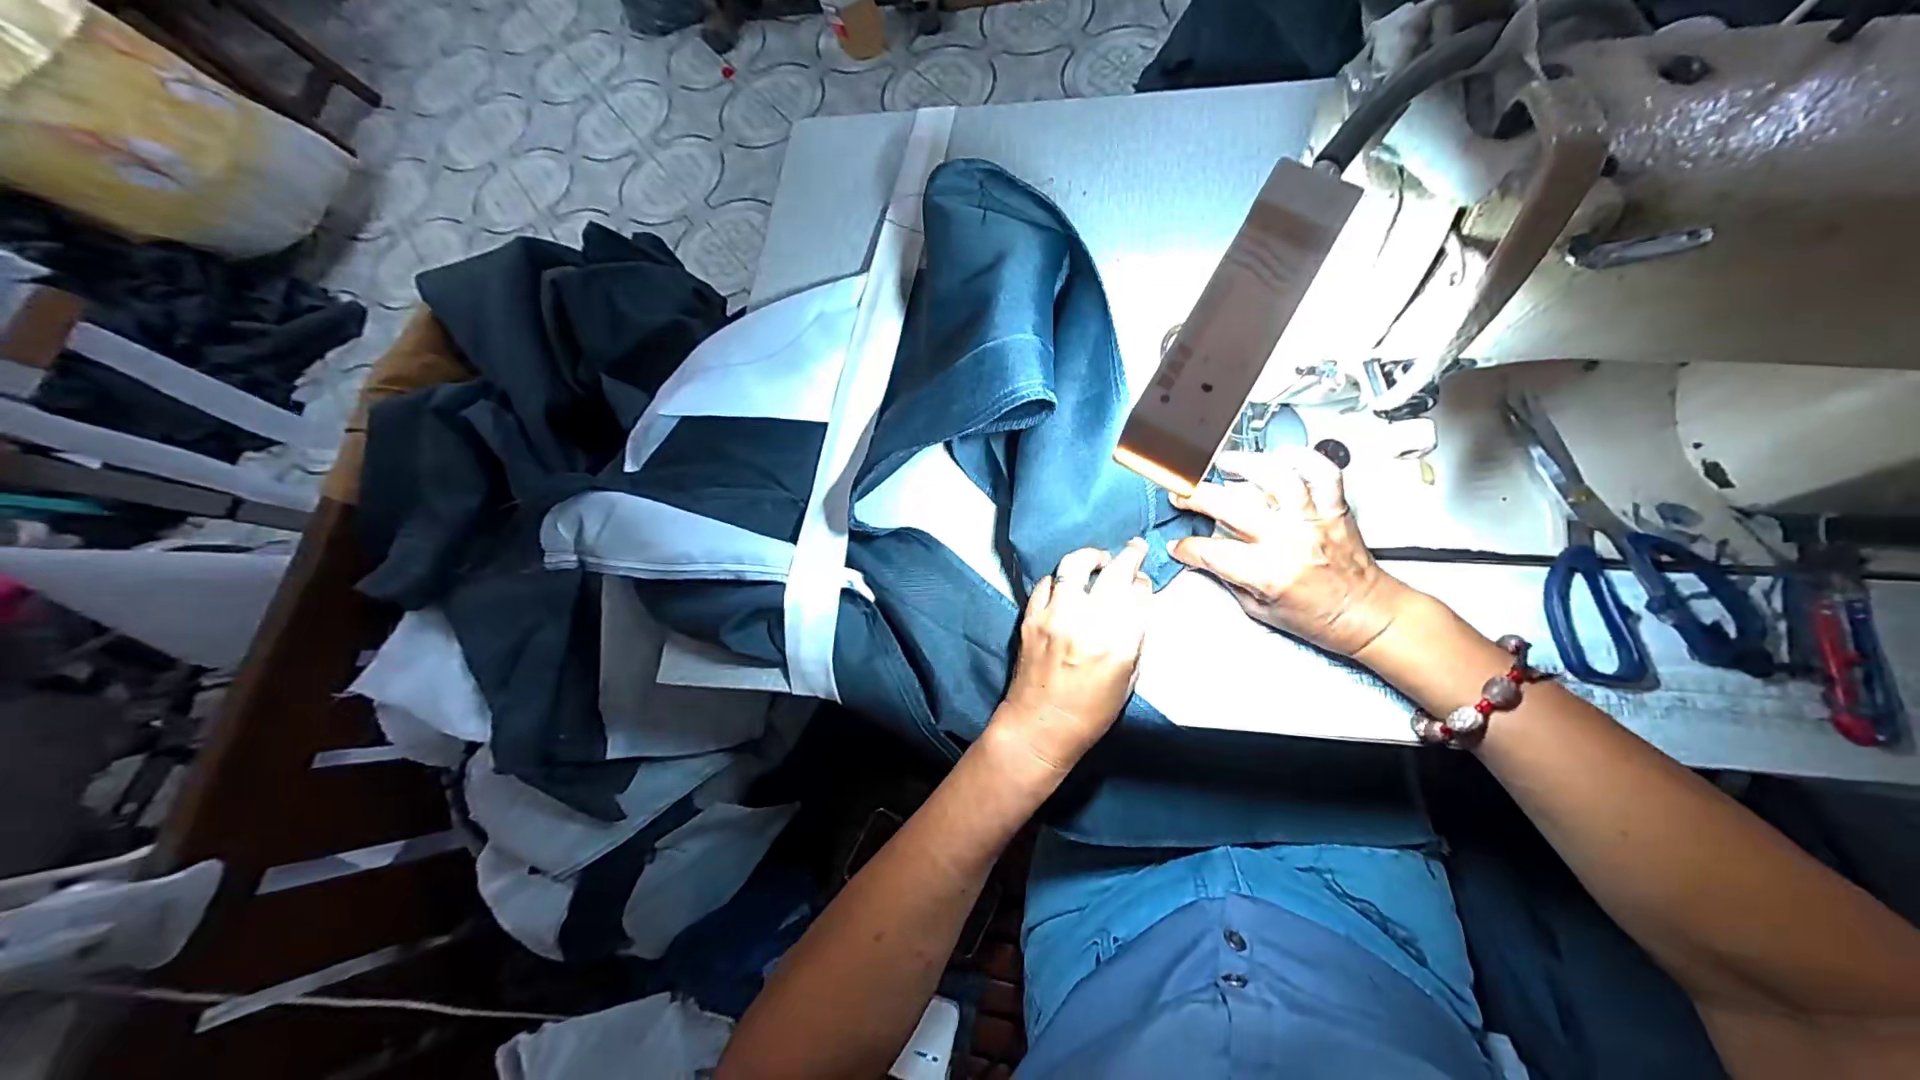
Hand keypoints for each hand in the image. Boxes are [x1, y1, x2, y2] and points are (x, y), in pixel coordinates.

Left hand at [990, 539, 1153, 775]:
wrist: (1039, 726)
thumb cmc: (1089, 713)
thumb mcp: (1128, 680)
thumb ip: (1134, 639)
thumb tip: (1136, 605)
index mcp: (1118, 644)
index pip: (1138, 594)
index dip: (1144, 582)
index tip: (1143, 579)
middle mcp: (1086, 623)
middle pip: (1114, 572)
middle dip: (1129, 555)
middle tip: (1134, 549)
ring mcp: (1055, 617)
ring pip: (1074, 565)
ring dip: (1091, 557)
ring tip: (1098, 560)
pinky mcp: (1031, 617)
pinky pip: (1047, 582)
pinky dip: (1060, 579)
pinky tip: (1067, 586)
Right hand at [1169, 447, 1413, 656]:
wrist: (1366, 615)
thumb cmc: (1320, 617)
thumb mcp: (1259, 610)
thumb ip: (1229, 579)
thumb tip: (1204, 558)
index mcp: (1268, 573)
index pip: (1211, 552)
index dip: (1187, 548)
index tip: (1180, 547)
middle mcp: (1289, 541)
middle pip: (1230, 506)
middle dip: (1195, 498)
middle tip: (1184, 496)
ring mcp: (1312, 521)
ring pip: (1275, 477)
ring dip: (1244, 465)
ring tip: (1226, 464)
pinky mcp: (1332, 510)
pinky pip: (1322, 472)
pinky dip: (1302, 459)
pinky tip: (1281, 458)